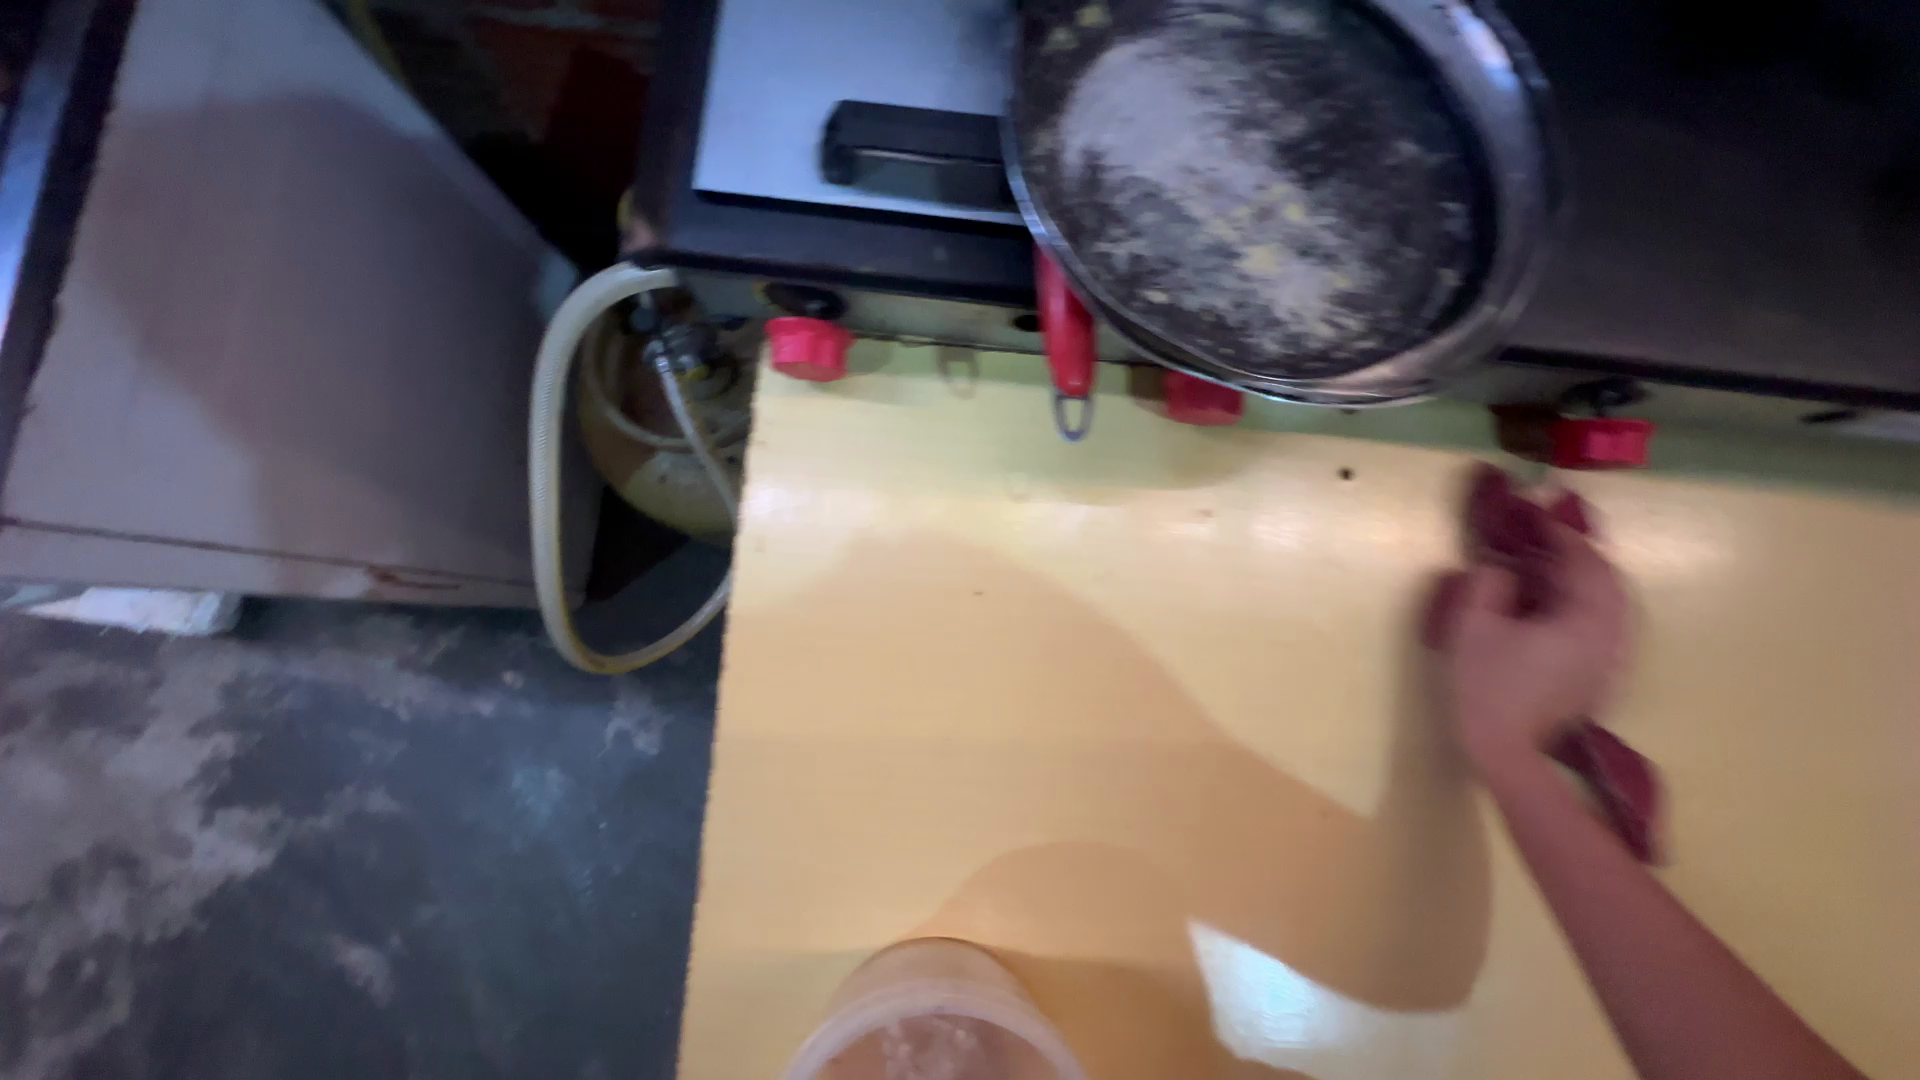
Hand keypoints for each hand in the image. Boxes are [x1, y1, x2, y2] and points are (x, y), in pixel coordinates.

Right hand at [1430, 519, 1632, 776]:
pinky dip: (1587, 603)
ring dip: (1587, 579)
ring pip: (1613, 605)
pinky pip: (1605, 624)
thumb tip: (1501, 569)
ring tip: (1553, 566)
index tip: (1537, 515)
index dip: (1562, 535)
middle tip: (1547, 537)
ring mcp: (1609, 659)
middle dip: (1582, 555)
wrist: (1507, 750)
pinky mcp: (1599, 675)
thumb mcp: (1474, 627)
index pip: (1585, 564)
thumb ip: (1489, 586)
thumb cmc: (1487, 686)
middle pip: (1610, 582)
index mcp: (1585, 620)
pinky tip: (1559, 604)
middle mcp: (1610, 636)